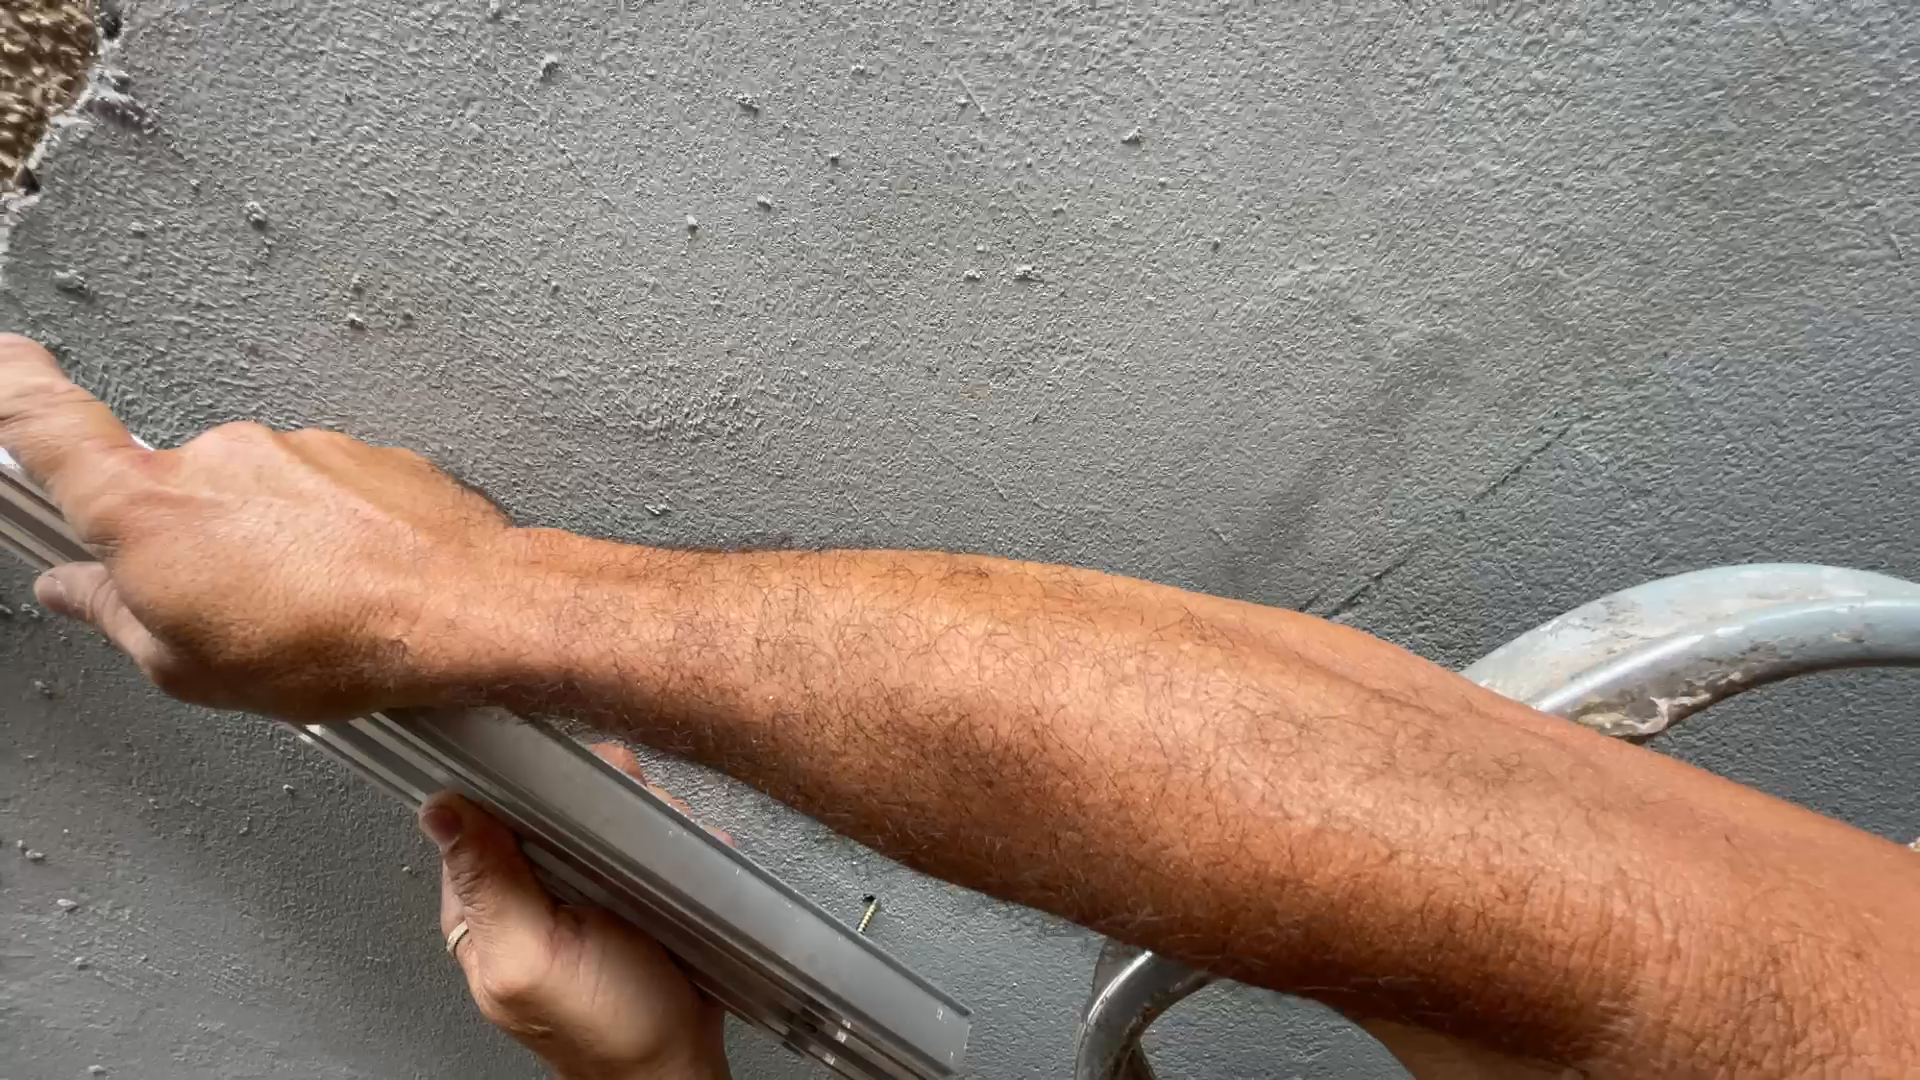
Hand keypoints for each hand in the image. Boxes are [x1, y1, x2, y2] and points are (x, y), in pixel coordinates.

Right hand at [0, 335, 515, 719]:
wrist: (472, 610)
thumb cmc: (347, 642)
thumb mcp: (192, 666)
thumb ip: (119, 615)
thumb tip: (84, 589)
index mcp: (156, 506)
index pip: (49, 425)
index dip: (19, 389)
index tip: (10, 363)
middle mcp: (235, 456)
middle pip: (195, 490)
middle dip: (216, 538)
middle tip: (263, 602)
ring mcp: (318, 451)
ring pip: (282, 496)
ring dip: (299, 537)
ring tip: (340, 598)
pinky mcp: (383, 457)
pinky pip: (349, 494)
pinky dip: (358, 529)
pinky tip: (381, 574)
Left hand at [425, 742, 729, 1079]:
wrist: (675, 1057)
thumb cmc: (605, 1022)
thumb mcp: (533, 959)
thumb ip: (491, 888)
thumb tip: (443, 812)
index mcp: (490, 903)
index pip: (489, 813)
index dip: (531, 787)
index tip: (577, 788)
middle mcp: (536, 885)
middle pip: (561, 802)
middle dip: (608, 803)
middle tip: (633, 838)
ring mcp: (590, 882)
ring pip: (613, 811)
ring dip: (648, 819)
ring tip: (664, 857)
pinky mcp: (636, 882)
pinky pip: (650, 834)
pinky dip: (671, 835)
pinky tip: (681, 858)